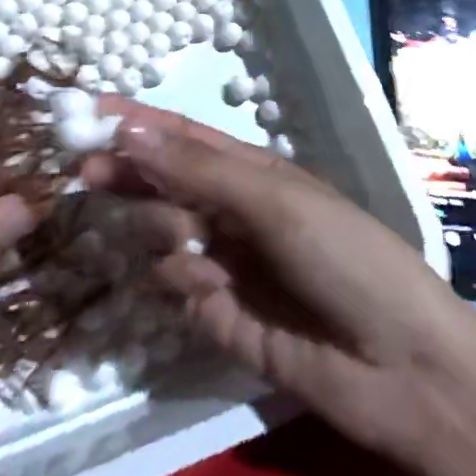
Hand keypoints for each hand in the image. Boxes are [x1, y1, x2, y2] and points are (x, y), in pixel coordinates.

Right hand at [84, 102, 475, 475]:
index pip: (181, 137)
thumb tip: (130, 129)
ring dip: (164, 231)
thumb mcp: (275, 201)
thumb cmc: (346, 257)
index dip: (134, 121)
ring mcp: (222, 261)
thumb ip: (198, 170)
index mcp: (254, 171)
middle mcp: (233, 211)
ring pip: (160, 230)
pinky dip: (179, 280)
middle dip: (128, 174)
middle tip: (83, 171)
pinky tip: (207, 290)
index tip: (81, 110)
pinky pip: (171, 282)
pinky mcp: (213, 312)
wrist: (393, 364)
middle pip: (161, 181)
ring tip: (194, 249)